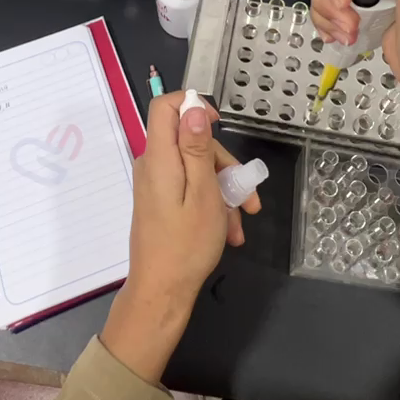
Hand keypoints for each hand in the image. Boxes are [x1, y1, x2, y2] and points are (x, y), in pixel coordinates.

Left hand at [100, 92, 261, 382]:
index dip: (192, 105)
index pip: (165, 107)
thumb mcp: (203, 193)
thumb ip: (197, 148)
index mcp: (159, 157)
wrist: (161, 294)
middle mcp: (153, 164)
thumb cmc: (186, 244)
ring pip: (194, 168)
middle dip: (222, 162)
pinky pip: (189, 188)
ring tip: (241, 223)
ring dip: (223, 190)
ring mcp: (155, 184)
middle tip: (246, 194)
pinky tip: (229, 232)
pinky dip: (211, 204)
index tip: (219, 124)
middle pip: (189, 140)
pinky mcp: (160, 201)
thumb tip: (193, 107)